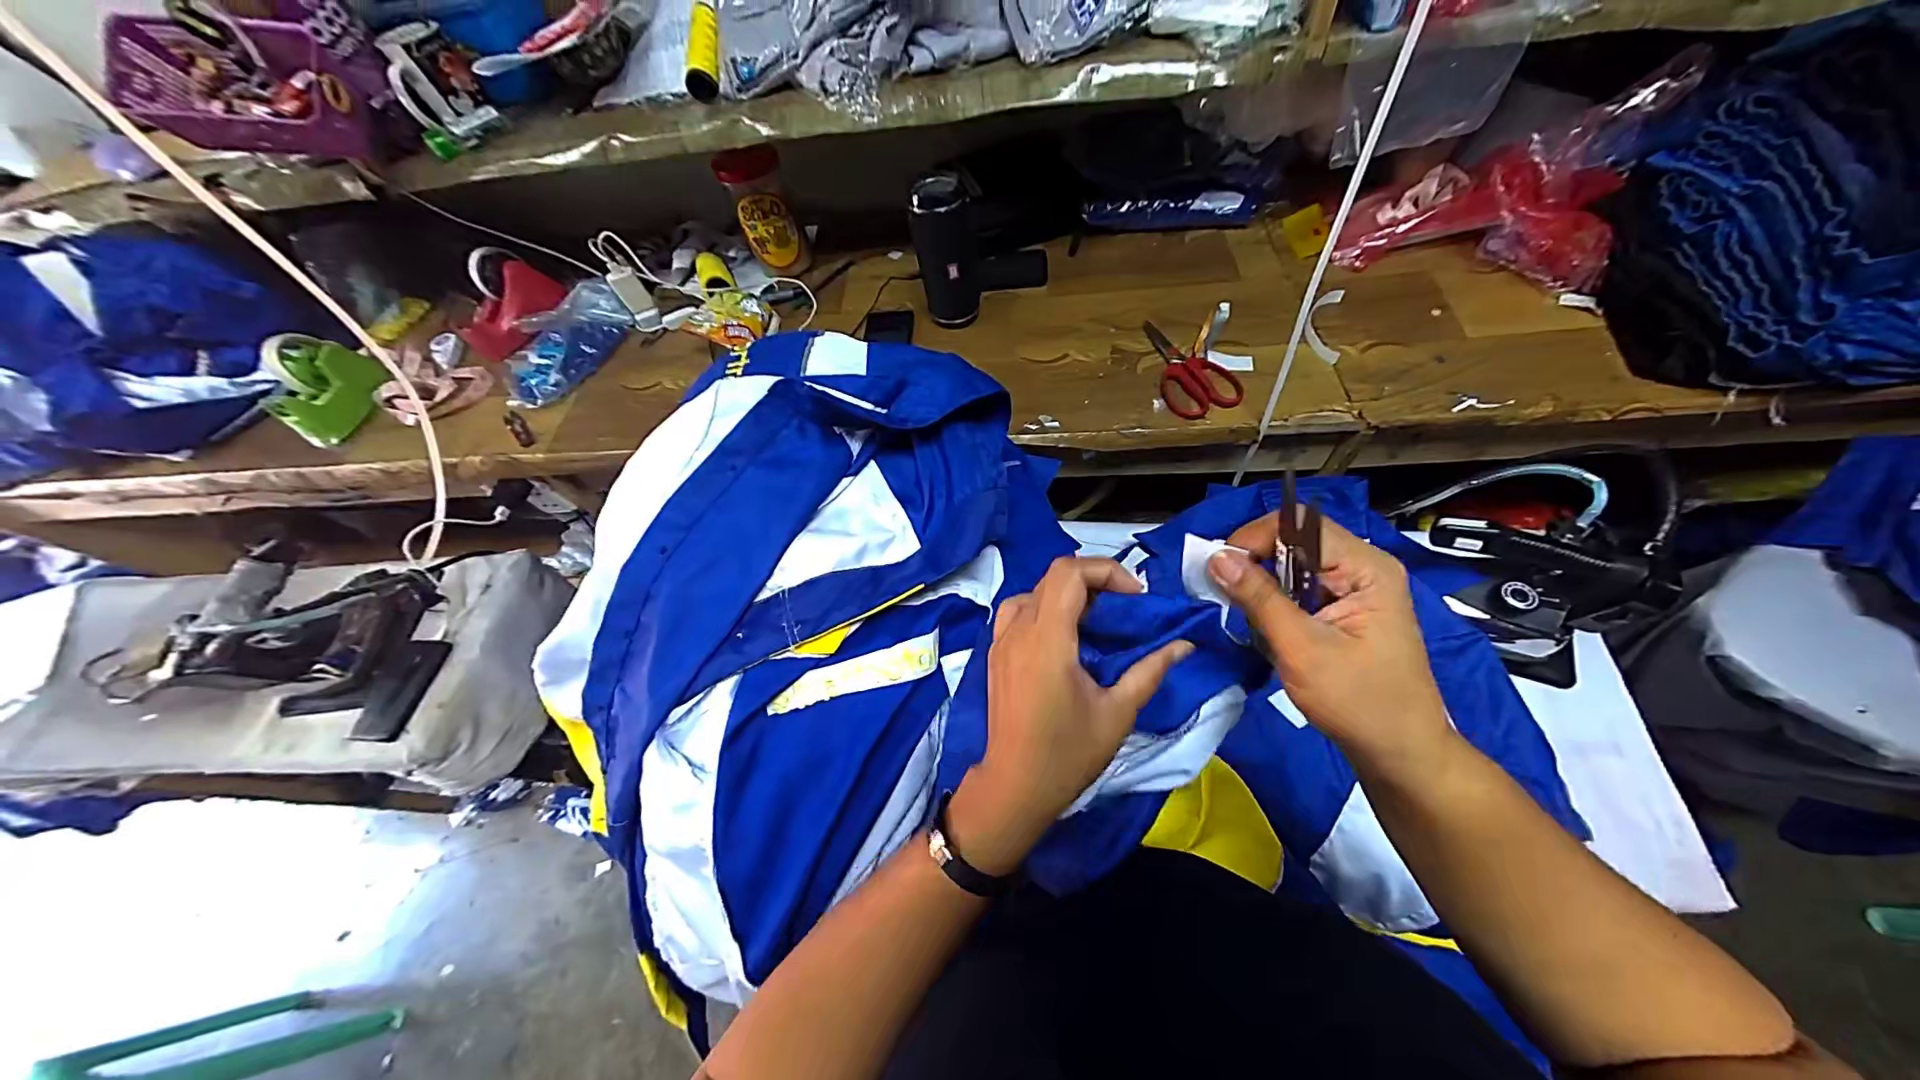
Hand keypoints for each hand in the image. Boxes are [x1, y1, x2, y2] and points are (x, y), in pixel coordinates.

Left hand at [948, 557, 1193, 875]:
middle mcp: (1018, 630)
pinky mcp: (995, 654)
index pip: (1069, 573)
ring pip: (1033, 591)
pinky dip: (1043, 608)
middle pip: (1053, 576)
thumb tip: (1184, 644)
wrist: (1014, 786)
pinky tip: (1063, 637)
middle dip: (1094, 581)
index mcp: (1047, 639)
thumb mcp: (1118, 713)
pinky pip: (1017, 612)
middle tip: (1123, 609)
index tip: (1134, 599)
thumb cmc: (1068, 754)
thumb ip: (1151, 671)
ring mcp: (1001, 641)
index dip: (1106, 571)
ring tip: (1095, 622)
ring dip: (1066, 594)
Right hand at [1207, 512, 1453, 772]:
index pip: (1299, 525)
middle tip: (1223, 591)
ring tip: (1243, 613)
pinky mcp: (1342, 609)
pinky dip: (1274, 602)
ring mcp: (1354, 589)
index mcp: (1366, 568)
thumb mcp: (1301, 648)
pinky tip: (1264, 626)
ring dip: (1262, 585)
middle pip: (1294, 541)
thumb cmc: (1358, 702)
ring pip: (1292, 566)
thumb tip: (1217, 558)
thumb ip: (1259, 598)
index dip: (1254, 538)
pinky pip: (1298, 588)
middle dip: (1254, 562)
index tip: (1220, 568)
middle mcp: (1363, 568)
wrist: (1399, 752)